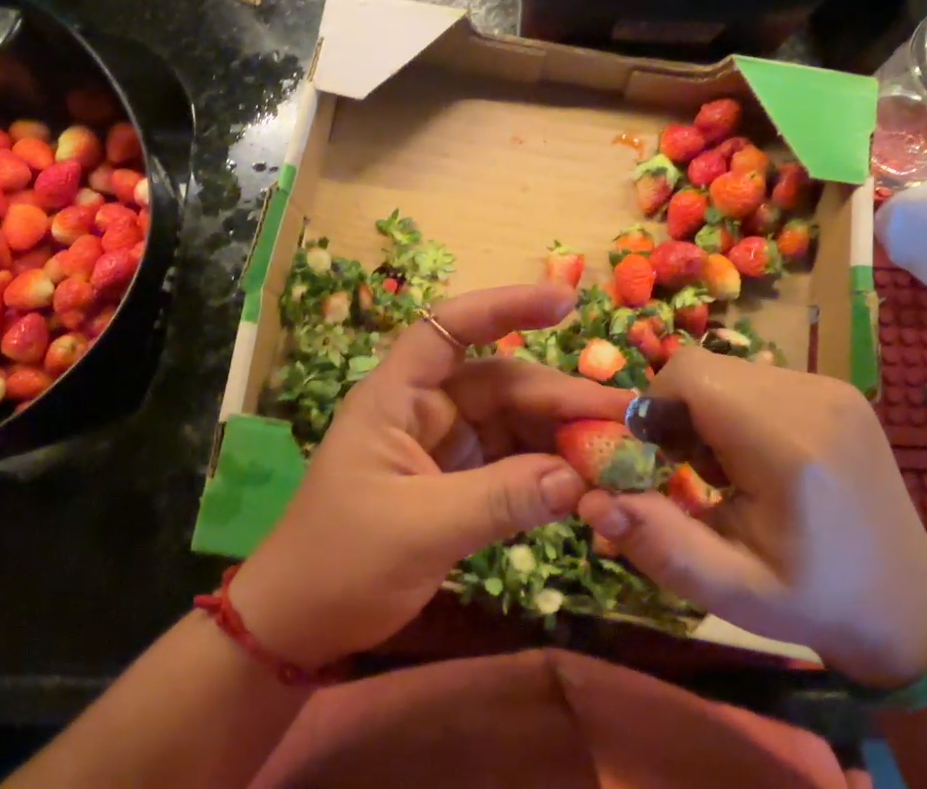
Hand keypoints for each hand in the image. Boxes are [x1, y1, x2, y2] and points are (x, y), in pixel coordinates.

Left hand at [228, 284, 631, 668]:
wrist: (299, 624)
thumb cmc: (342, 562)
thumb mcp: (421, 528)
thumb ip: (502, 497)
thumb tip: (581, 476)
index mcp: (395, 397)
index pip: (448, 328)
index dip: (505, 307)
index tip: (568, 302)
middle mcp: (421, 410)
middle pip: (500, 384)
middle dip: (560, 398)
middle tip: (627, 421)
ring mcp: (440, 448)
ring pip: (512, 424)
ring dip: (561, 436)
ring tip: (620, 453)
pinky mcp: (454, 485)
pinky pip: (511, 463)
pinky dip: (547, 472)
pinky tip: (586, 482)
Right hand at [577, 347, 926, 688]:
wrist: (906, 605)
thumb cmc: (811, 600)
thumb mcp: (728, 589)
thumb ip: (657, 541)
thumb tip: (588, 498)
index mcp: (789, 445)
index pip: (689, 376)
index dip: (652, 409)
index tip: (655, 464)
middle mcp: (816, 398)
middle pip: (705, 369)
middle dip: (676, 414)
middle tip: (686, 474)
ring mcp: (834, 388)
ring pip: (728, 371)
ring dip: (705, 411)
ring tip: (723, 472)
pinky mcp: (840, 390)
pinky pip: (758, 379)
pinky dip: (735, 409)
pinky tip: (754, 460)